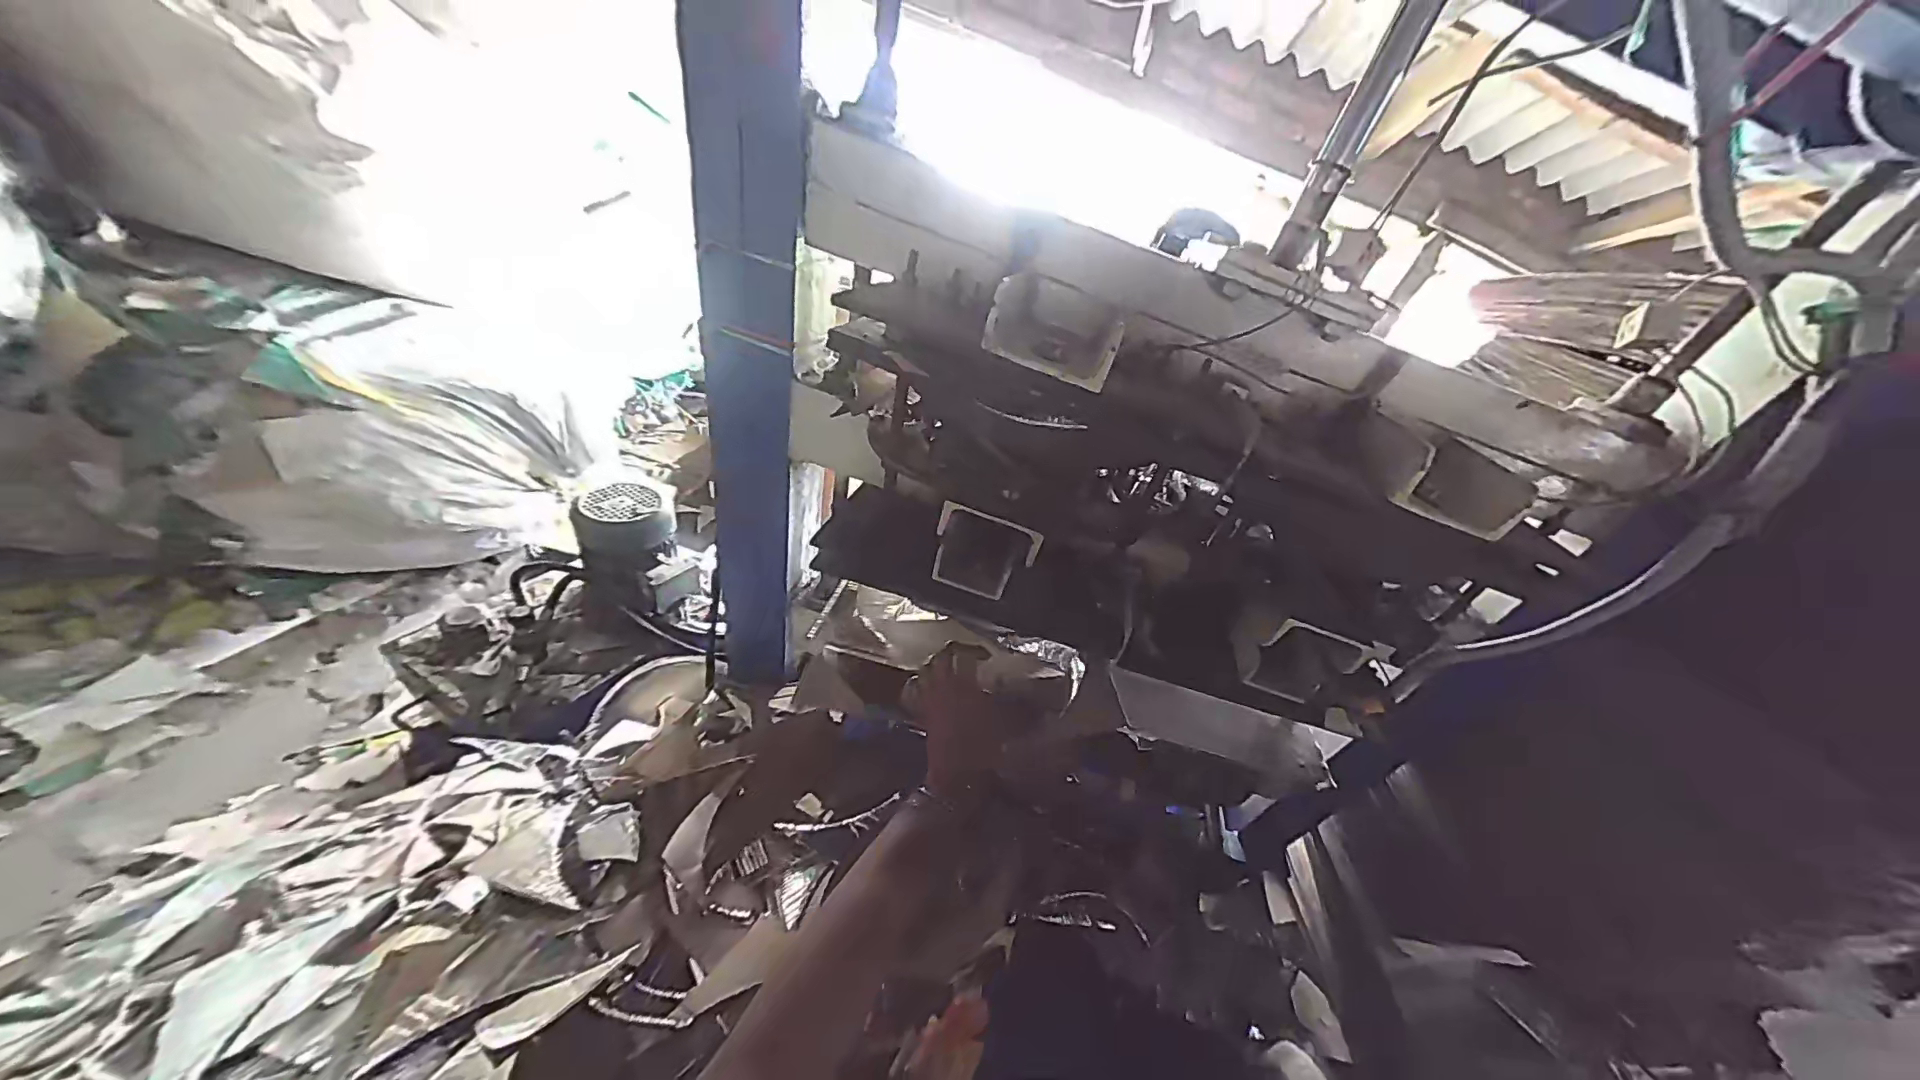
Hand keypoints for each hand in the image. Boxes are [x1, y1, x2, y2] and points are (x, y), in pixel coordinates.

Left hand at [905, 643, 1009, 800]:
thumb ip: (1017, 709)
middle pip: (942, 658)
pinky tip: (934, 690)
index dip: (976, 650)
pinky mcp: (923, 715)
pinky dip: (924, 685)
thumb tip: (1032, 700)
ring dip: (936, 666)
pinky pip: (918, 691)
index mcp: (965, 686)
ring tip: (949, 667)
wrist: (954, 780)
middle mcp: (944, 689)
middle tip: (967, 655)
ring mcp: (930, 701)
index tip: (987, 654)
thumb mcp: (1006, 727)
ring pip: (926, 671)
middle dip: (953, 652)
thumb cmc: (982, 752)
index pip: (965, 655)